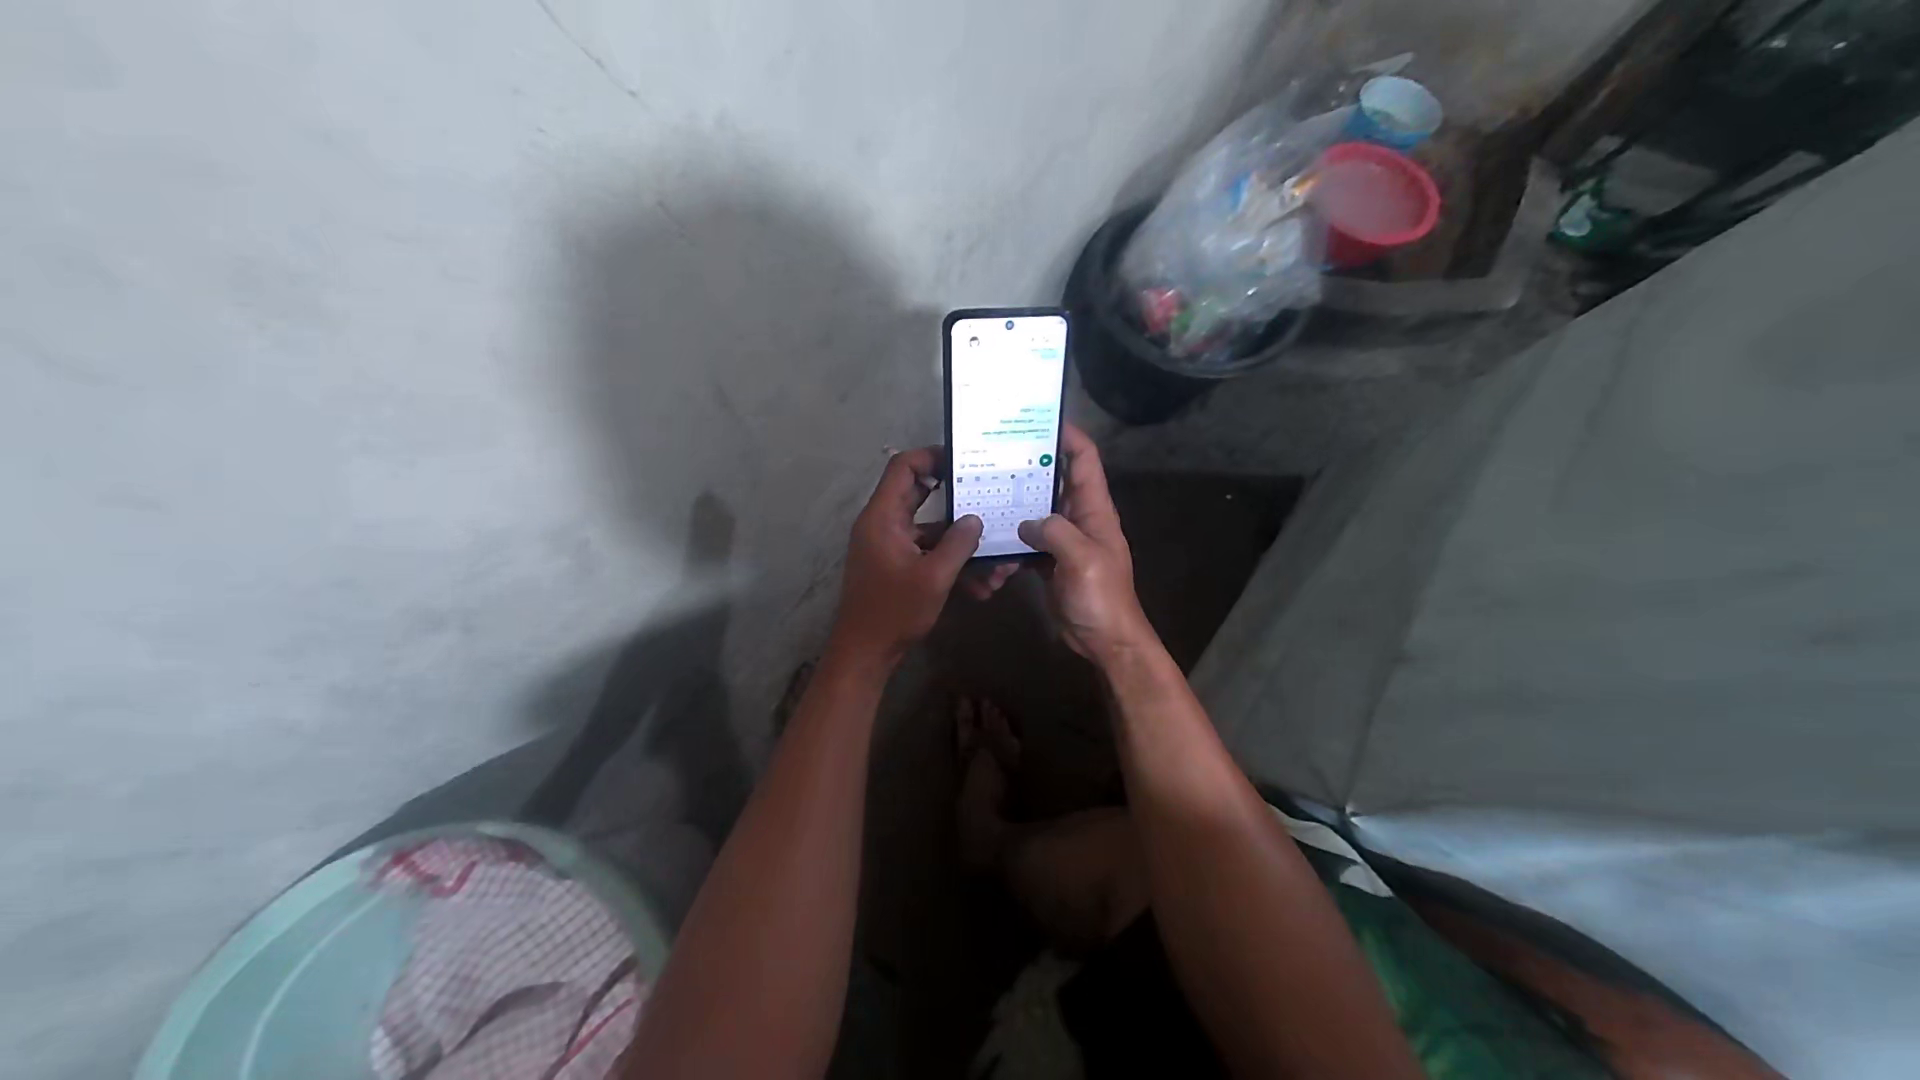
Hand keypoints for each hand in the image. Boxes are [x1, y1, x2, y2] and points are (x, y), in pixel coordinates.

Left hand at [828, 447, 980, 667]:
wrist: (865, 653)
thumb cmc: (894, 611)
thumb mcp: (934, 577)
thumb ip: (958, 543)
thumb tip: (975, 519)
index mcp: (883, 517)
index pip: (903, 467)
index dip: (932, 456)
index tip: (965, 460)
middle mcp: (884, 525)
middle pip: (922, 496)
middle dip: (959, 501)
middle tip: (991, 497)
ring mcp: (891, 546)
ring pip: (932, 531)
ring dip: (962, 544)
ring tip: (997, 561)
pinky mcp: (898, 566)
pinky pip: (928, 554)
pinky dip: (952, 565)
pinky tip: (982, 587)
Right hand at [1015, 424, 1157, 664]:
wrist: (1105, 641)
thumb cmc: (1101, 597)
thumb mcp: (1082, 558)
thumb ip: (1055, 531)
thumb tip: (1027, 521)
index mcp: (1094, 510)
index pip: (1084, 460)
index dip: (1067, 435)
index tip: (1038, 421)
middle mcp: (1079, 518)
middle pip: (1053, 482)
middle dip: (1027, 468)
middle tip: (992, 457)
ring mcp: (1063, 541)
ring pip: (1034, 513)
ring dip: (1012, 510)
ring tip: (982, 501)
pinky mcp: (1049, 561)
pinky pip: (1025, 543)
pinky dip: (1009, 546)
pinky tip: (991, 555)